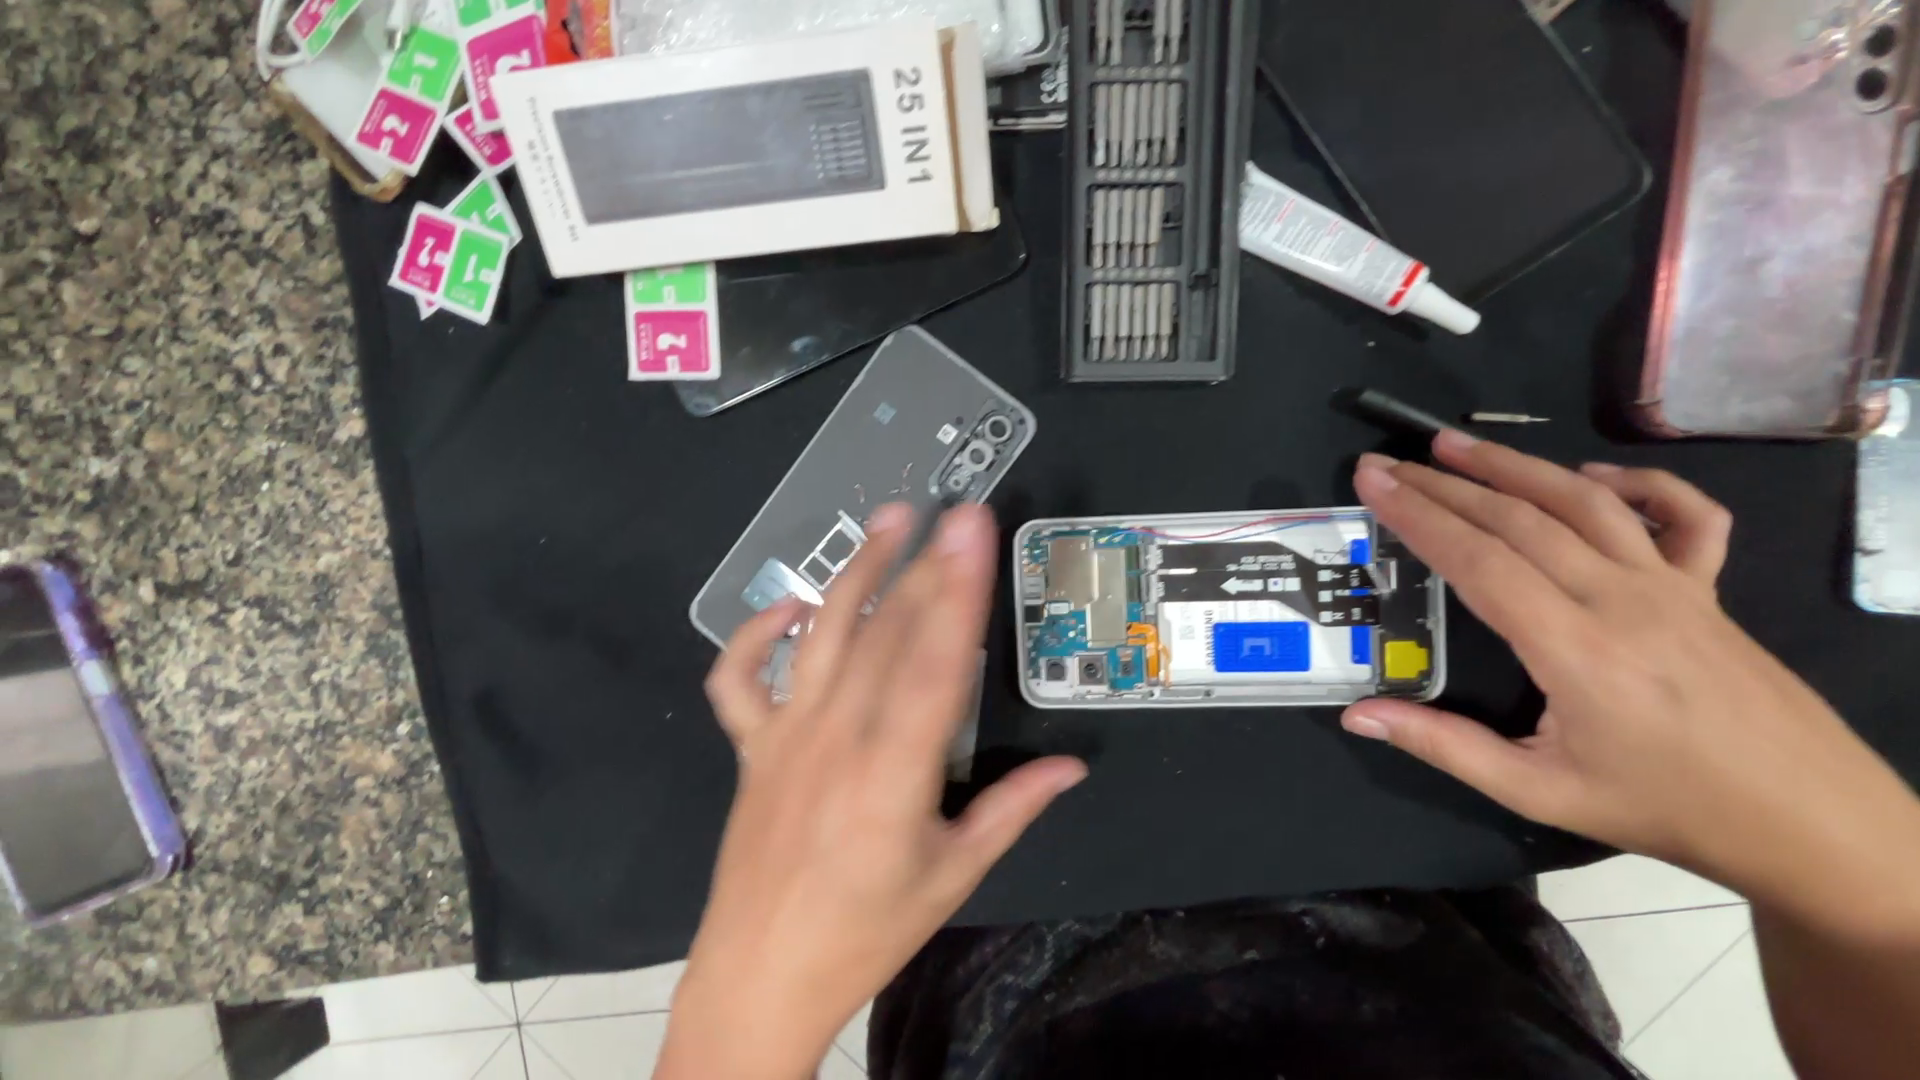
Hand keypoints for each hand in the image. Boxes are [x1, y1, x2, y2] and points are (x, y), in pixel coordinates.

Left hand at [657, 503, 1086, 1079]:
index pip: (935, 663)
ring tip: (890, 521)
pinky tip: (792, 607)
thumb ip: (1012, 810)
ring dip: (857, 573)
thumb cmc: (864, 933)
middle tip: (953, 513)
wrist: (761, 977)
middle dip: (925, 566)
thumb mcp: (952, 876)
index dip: (958, 591)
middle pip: (886, 635)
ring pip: (823, 636)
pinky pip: (740, 680)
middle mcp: (836, 739)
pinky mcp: (753, 747)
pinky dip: (756, 635)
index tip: (973, 533)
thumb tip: (1071, 768)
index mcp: (892, 774)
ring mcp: (786, 736)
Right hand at [1343, 431, 1919, 937]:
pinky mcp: (1711, 591)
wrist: (1810, 825)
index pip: (1479, 561)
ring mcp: (1674, 588)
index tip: (1374, 483)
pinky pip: (1685, 518)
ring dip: (1514, 466)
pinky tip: (1592, 475)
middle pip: (1519, 520)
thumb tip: (1357, 717)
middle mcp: (1622, 600)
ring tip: (1455, 444)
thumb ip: (1444, 747)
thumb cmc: (1664, 808)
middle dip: (1443, 485)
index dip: (1419, 517)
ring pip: (1584, 503)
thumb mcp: (1538, 793)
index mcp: (1575, 649)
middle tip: (1387, 463)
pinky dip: (1641, 484)